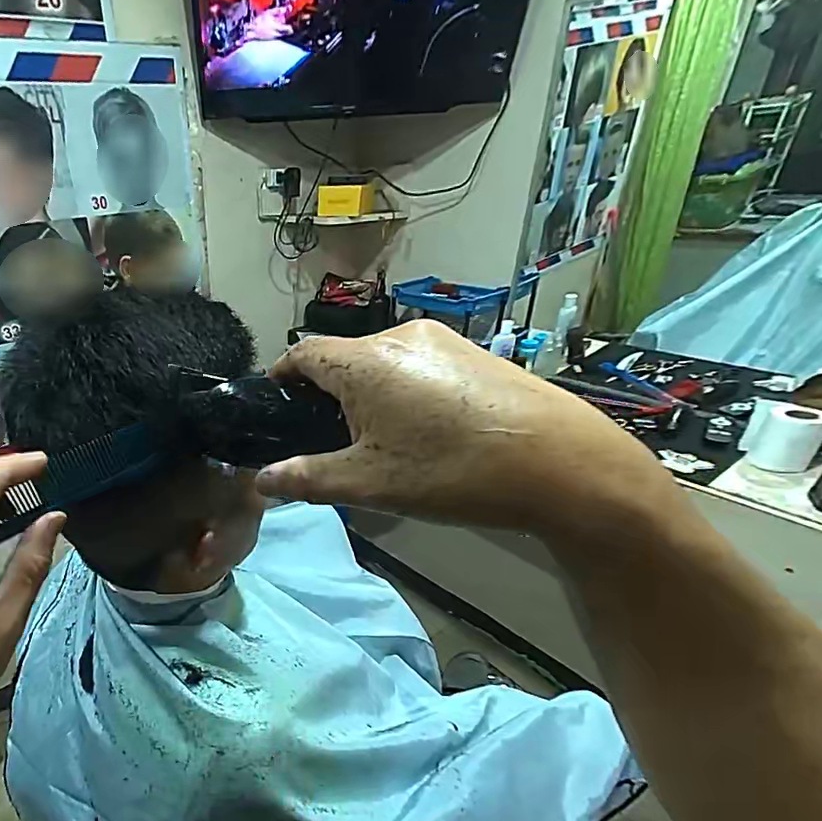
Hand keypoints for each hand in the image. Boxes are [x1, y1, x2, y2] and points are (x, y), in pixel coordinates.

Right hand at [255, 321, 676, 535]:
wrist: (559, 461)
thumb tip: (262, 480)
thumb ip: (309, 478)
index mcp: (363, 361)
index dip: (283, 379)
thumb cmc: (452, 471)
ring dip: (371, 395)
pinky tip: (432, 432)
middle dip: (329, 396)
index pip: (302, 353)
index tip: (280, 411)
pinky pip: (423, 368)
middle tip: (335, 444)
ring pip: (386, 363)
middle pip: (345, 358)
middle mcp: (400, 336)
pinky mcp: (476, 354)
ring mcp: (445, 341)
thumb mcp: (371, 484)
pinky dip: (408, 392)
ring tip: (387, 443)